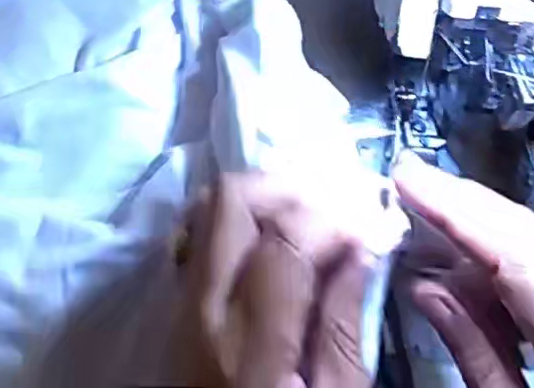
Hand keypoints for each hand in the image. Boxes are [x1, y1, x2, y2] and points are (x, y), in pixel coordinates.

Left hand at [185, 172, 377, 387]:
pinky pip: (196, 238)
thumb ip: (344, 327)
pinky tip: (268, 242)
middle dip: (290, 188)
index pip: (285, 236)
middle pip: (232, 200)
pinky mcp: (166, 313)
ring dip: (262, 200)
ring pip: (208, 209)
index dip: (334, 215)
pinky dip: (235, 223)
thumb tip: (362, 248)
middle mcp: (197, 311)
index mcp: (246, 347)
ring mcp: (173, 308)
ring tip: (306, 219)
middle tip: (333, 207)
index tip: (367, 221)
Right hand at [393, 155, 533, 387]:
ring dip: (478, 231)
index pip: (520, 258)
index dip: (459, 211)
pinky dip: (499, 268)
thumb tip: (427, 287)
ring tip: (423, 217)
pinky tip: (464, 273)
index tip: (410, 180)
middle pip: (533, 240)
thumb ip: (480, 365)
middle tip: (409, 178)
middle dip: (466, 203)